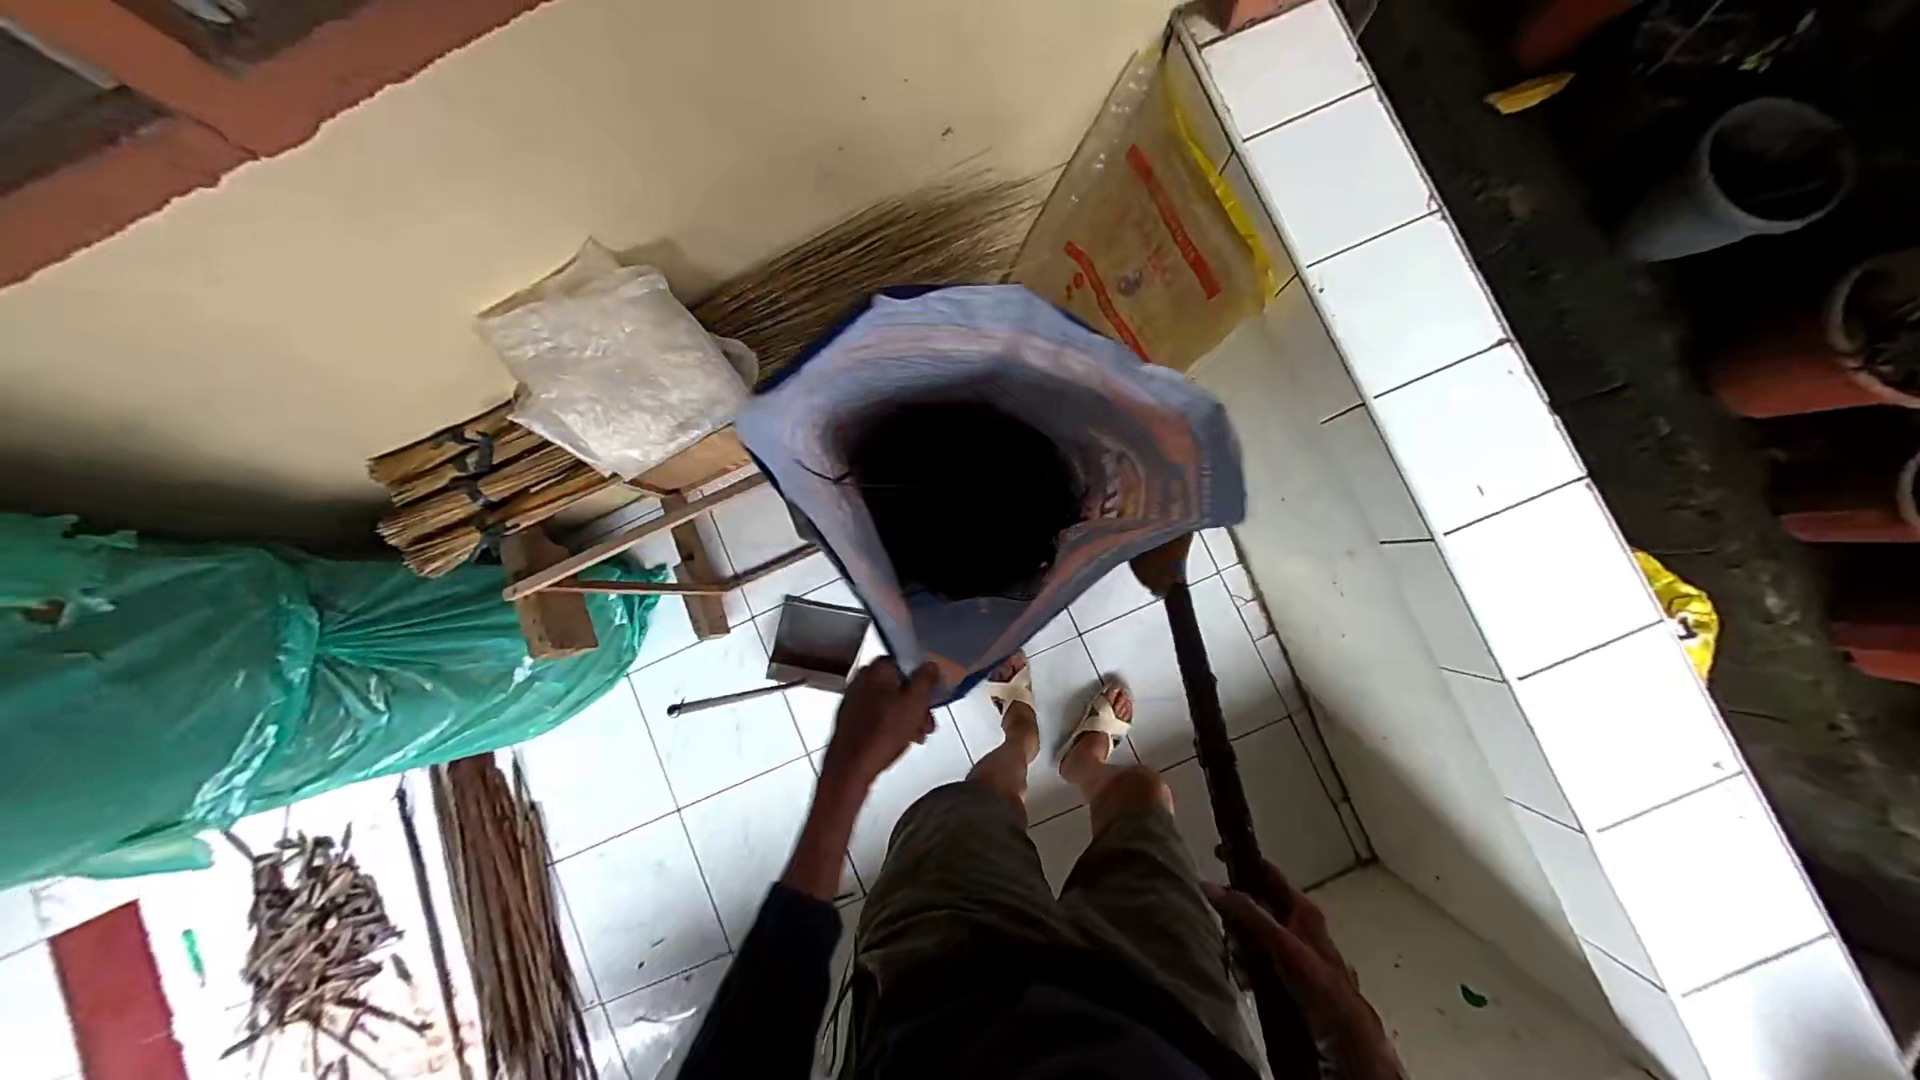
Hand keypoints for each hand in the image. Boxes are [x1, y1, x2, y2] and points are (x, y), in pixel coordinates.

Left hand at [818, 658, 939, 794]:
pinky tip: (901, 740)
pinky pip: (876, 717)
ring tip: (918, 735)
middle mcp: (861, 680)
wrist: (850, 767)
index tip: (932, 692)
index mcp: (876, 668)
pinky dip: (890, 725)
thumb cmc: (883, 732)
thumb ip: (926, 679)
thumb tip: (931, 666)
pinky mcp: (849, 721)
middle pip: (897, 684)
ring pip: (888, 702)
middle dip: (916, 702)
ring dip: (906, 716)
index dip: (922, 677)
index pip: (904, 661)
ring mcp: (852, 701)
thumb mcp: (916, 702)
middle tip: (927, 720)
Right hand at [1203, 861, 1405, 1079]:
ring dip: (1239, 949)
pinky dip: (1247, 966)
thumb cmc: (1318, 982)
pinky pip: (1255, 957)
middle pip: (1252, 904)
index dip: (1243, 860)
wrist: (1345, 1037)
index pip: (1266, 871)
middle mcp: (1295, 921)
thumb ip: (1247, 913)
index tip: (1216, 854)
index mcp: (1300, 907)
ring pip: (1250, 933)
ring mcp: (1290, 947)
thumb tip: (1208, 885)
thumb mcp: (1280, 942)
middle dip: (1236, 920)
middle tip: (1230, 937)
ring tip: (1241, 969)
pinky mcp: (1285, 970)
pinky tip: (1247, 981)